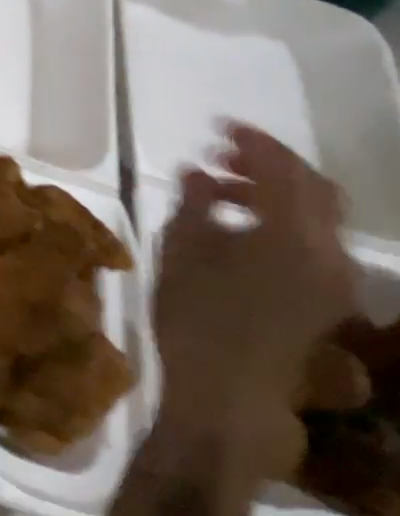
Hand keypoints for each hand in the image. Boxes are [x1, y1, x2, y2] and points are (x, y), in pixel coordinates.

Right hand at [155, 123, 356, 431]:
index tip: (220, 126)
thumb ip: (194, 207)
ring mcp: (335, 275)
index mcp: (291, 235)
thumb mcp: (180, 256)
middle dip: (270, 164)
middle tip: (221, 153)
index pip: (283, 171)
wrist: (230, 389)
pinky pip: (314, 241)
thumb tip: (200, 171)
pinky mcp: (327, 295)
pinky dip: (282, 220)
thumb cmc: (194, 318)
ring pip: (316, 215)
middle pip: (314, 189)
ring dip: (276, 193)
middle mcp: (328, 250)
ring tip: (223, 191)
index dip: (254, 143)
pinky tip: (241, 229)